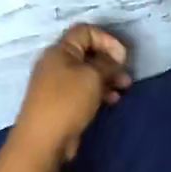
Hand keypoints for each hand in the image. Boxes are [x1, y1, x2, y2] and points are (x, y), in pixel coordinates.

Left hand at [10, 24, 131, 161]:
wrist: (43, 140)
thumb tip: (114, 59)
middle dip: (110, 61)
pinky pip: (83, 90)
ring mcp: (57, 84)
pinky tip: (112, 101)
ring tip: (124, 89)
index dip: (107, 39)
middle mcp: (56, 63)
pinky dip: (99, 92)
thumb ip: (107, 63)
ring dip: (108, 78)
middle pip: (88, 53)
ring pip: (87, 73)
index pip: (85, 31)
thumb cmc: (68, 102)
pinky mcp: (62, 103)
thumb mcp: (92, 77)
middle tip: (126, 75)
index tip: (123, 56)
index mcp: (59, 50)